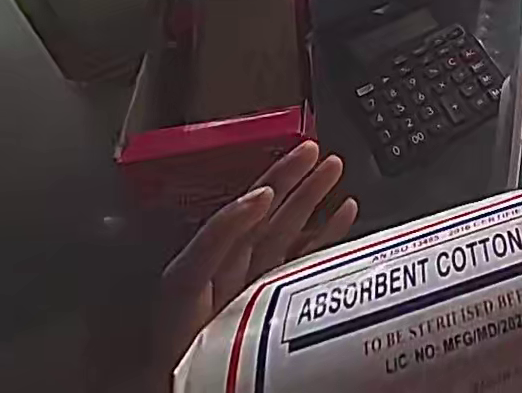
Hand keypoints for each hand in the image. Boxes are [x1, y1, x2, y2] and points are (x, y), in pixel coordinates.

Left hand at [156, 142, 357, 373]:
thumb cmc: (177, 373)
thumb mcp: (180, 318)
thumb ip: (209, 260)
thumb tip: (251, 221)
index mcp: (188, 294)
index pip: (211, 243)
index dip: (235, 216)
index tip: (266, 193)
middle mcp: (222, 290)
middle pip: (256, 228)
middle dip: (286, 185)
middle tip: (312, 152)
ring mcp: (251, 298)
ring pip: (283, 239)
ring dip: (310, 199)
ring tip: (332, 167)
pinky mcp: (276, 316)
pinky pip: (302, 267)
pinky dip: (326, 238)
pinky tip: (344, 213)